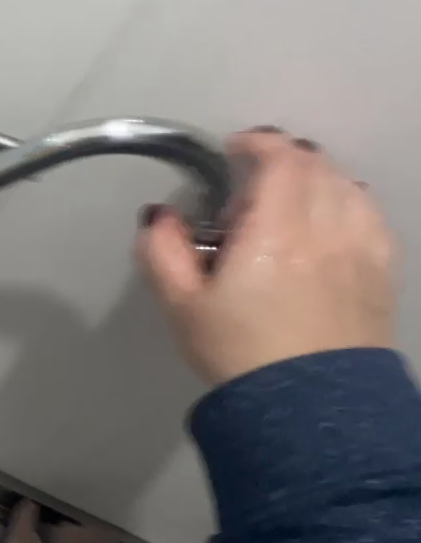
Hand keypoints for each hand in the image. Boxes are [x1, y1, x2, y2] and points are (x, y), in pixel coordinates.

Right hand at [139, 128, 395, 385]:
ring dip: (317, 176)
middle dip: (287, 157)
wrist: (308, 398)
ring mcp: (363, 248)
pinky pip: (368, 213)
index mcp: (276, 235)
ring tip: (286, 189)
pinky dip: (345, 199)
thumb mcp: (179, 302)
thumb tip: (161, 214)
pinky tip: (326, 213)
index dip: (260, 144)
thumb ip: (162, 250)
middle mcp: (329, 231)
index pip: (282, 165)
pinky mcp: (380, 268)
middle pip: (320, 170)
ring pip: (349, 187)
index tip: (235, 145)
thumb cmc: (234, 346)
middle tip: (252, 167)